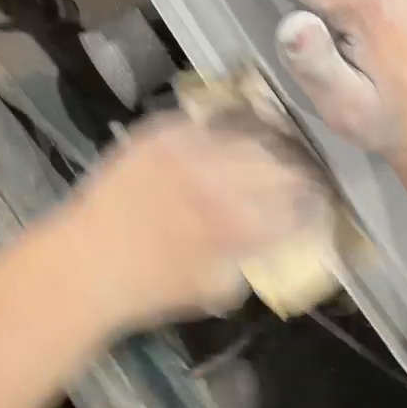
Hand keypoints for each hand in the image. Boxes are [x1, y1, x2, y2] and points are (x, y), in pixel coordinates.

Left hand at [62, 114, 326, 329]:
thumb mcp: (217, 288)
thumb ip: (254, 259)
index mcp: (242, 224)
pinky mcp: (165, 133)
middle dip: (300, 169)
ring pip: (252, 133)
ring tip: (279, 144)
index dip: (316, 198)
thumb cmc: (151, 288)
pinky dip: (229, 124)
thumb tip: (278, 240)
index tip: (320, 198)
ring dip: (271, 141)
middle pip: (282, 163)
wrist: (86, 265)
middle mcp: (223, 180)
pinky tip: (239, 129)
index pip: (299, 201)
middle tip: (304, 172)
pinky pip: (211, 118)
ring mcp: (192, 151)